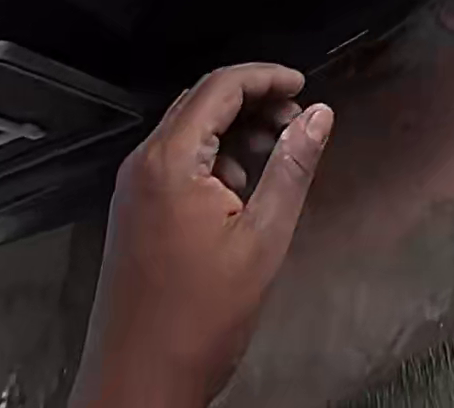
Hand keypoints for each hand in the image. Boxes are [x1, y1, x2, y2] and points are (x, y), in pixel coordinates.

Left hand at [71, 64, 334, 407]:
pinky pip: (179, 155)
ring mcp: (135, 183)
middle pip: (204, 99)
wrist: (135, 390)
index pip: (221, 86)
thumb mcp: (262, 240)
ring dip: (236, 126)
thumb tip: (319, 114)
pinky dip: (216, 153)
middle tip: (296, 117)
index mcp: (171, 159)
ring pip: (191, 126)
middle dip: (254, 99)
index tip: (302, 85)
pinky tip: (243, 184)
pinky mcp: (136, 205)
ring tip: (277, 148)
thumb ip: (292, 167)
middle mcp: (145, 160)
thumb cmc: (199, 319)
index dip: (266, 77)